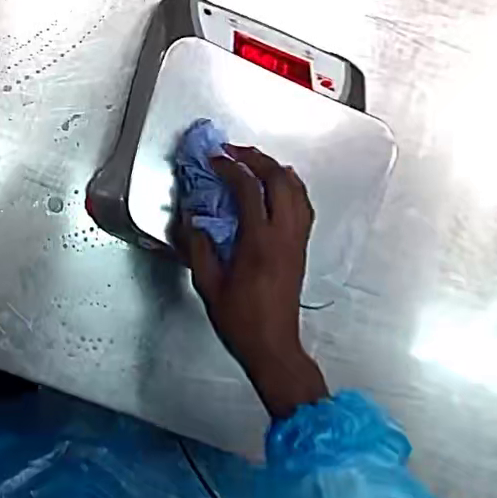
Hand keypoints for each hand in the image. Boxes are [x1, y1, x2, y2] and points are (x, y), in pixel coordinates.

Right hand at [177, 144, 328, 418]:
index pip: (249, 189)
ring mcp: (298, 240)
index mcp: (259, 242)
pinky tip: (279, 183)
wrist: (274, 346)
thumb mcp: (208, 283)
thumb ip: (199, 246)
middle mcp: (284, 236)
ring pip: (296, 190)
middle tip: (235, 151)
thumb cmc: (240, 318)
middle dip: (256, 159)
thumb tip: (193, 218)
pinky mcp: (302, 247)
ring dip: (275, 169)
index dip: (230, 168)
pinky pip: (303, 205)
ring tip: (254, 160)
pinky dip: (291, 186)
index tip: (215, 160)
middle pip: (279, 181)